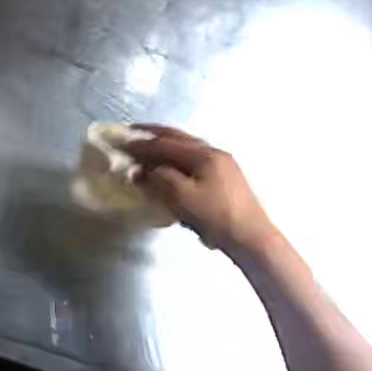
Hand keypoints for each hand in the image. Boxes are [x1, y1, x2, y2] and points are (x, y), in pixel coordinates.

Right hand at [123, 126, 277, 253]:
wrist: (251, 238)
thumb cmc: (214, 215)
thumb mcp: (180, 197)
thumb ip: (158, 178)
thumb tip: (141, 170)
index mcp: (204, 155)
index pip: (165, 144)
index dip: (141, 144)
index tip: (120, 143)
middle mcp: (215, 153)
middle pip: (179, 138)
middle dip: (154, 134)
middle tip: (133, 132)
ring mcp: (223, 165)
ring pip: (188, 147)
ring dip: (166, 145)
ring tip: (148, 147)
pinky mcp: (225, 178)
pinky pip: (194, 159)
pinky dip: (176, 157)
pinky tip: (170, 164)